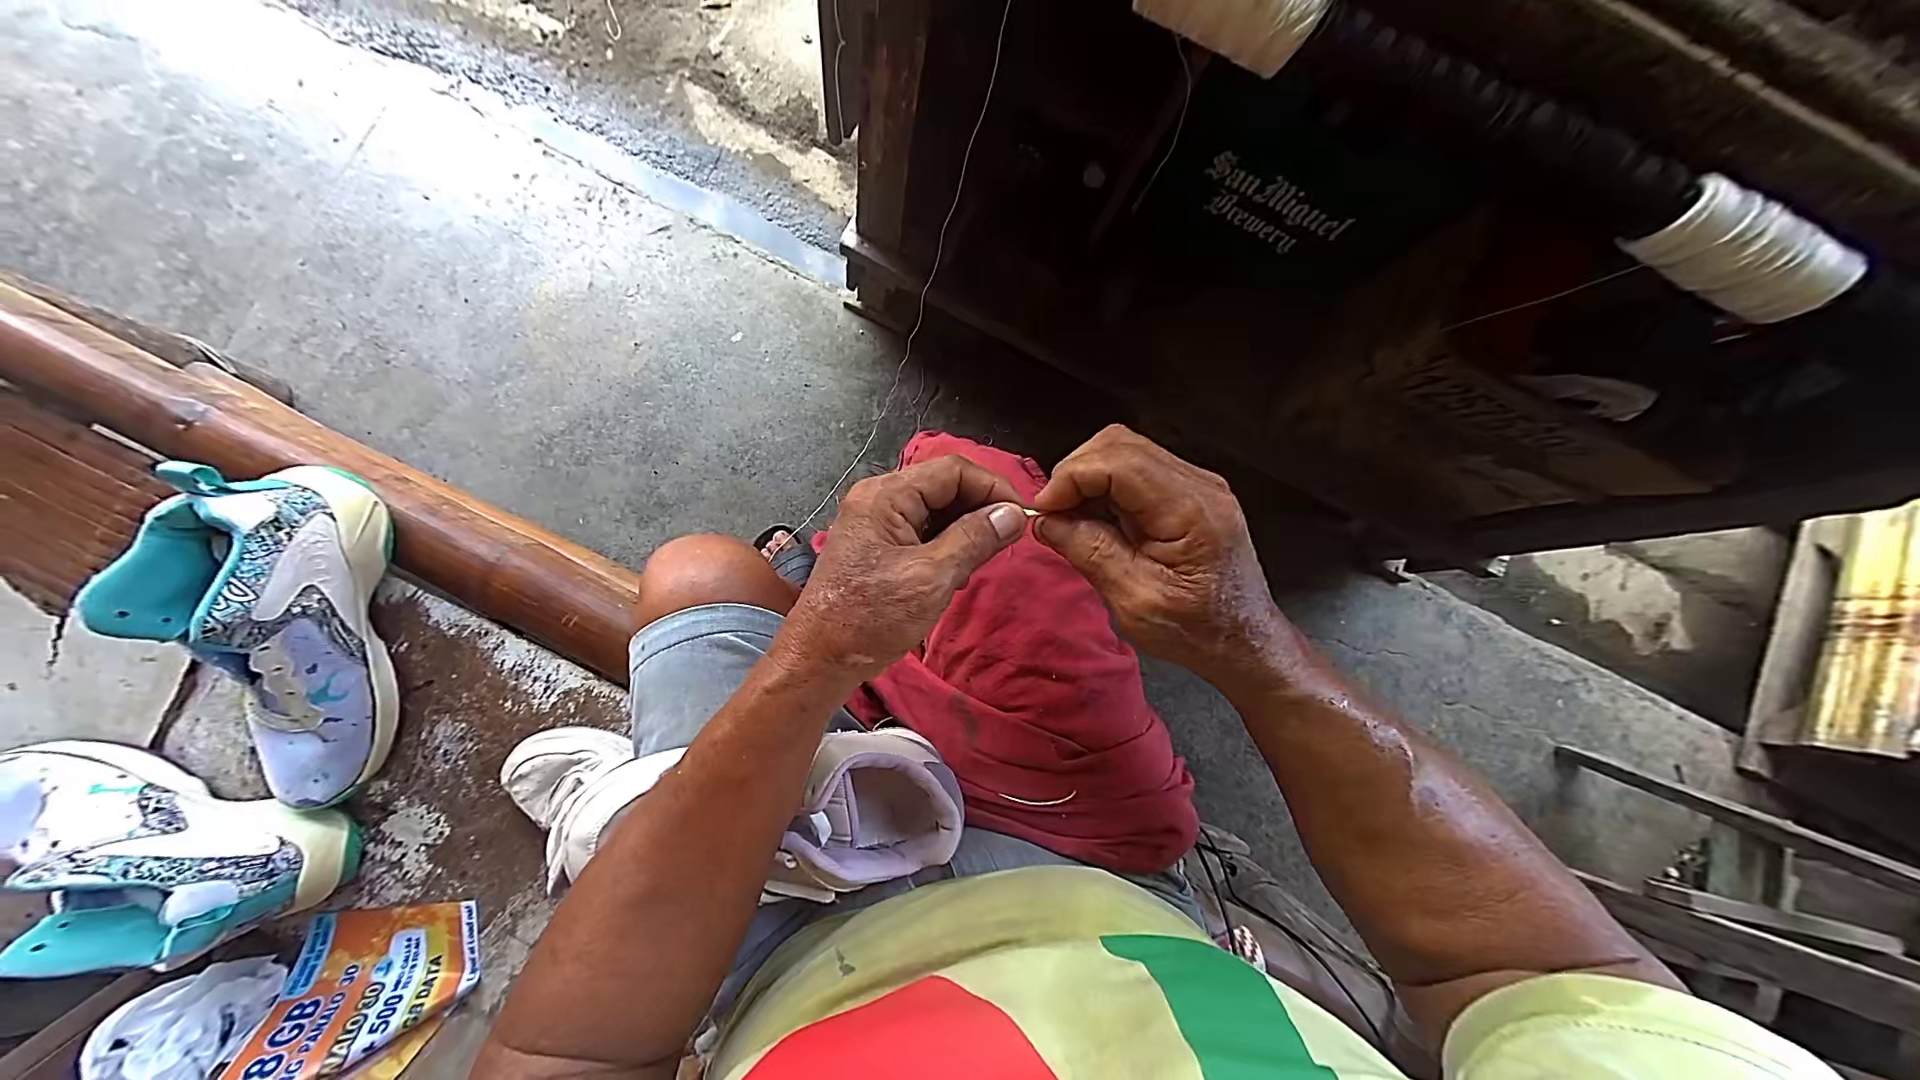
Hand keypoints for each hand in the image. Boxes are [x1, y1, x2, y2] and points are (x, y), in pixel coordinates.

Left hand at [774, 455, 1028, 683]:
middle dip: (980, 510)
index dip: (993, 488)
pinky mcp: (878, 547)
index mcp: (886, 496)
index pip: (953, 470)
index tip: (1022, 516)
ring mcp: (877, 523)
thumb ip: (975, 539)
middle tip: (1007, 541)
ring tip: (982, 561)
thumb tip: (1013, 515)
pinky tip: (957, 573)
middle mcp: (879, 500)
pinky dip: (948, 546)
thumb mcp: (931, 578)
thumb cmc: (869, 619)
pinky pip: (924, 533)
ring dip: (966, 531)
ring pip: (937, 511)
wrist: (820, 660)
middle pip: (945, 486)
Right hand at [1032, 425, 1287, 690]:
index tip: (1043, 510)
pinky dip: (1102, 487)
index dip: (1071, 477)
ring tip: (1069, 517)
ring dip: (1086, 479)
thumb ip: (1091, 553)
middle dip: (1074, 473)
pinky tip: (1092, 518)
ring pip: (1124, 451)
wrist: (1242, 640)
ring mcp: (1195, 484)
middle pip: (1119, 444)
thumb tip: (1047, 520)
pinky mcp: (1186, 492)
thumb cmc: (1195, 631)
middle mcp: (1198, 484)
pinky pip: (1134, 471)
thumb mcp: (1135, 601)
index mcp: (1191, 510)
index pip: (1119, 461)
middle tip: (1052, 514)